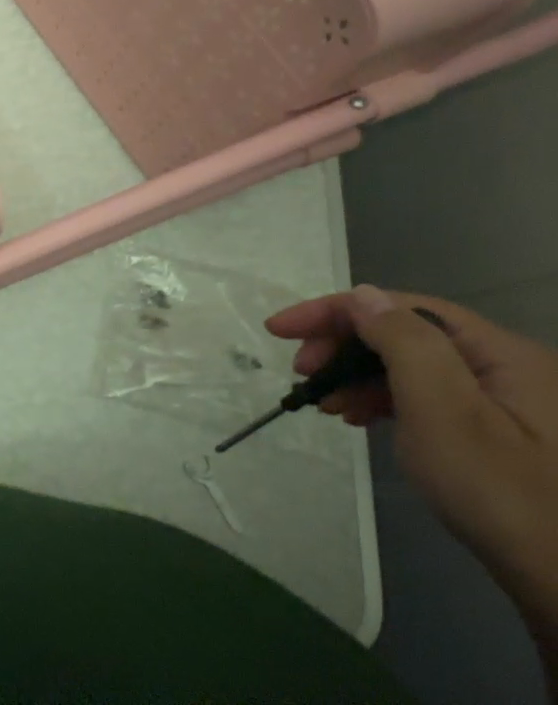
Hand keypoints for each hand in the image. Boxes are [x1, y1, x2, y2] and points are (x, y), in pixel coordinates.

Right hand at [267, 286, 557, 652]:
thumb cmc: (498, 488)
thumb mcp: (442, 410)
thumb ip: (405, 343)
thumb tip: (363, 297)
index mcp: (502, 354)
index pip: (404, 308)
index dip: (335, 311)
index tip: (278, 331)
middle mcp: (506, 367)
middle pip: (407, 332)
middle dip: (343, 345)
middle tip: (302, 374)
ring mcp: (504, 400)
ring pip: (411, 364)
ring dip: (356, 374)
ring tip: (324, 404)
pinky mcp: (493, 429)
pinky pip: (425, 393)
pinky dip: (381, 397)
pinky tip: (359, 418)